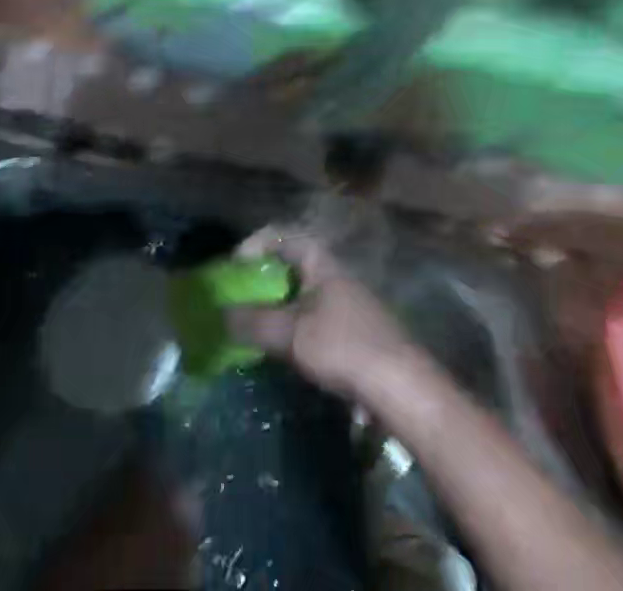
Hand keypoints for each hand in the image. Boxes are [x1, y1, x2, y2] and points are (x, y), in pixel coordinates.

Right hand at [225, 229, 421, 401]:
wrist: (400, 385)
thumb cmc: (344, 346)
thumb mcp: (291, 333)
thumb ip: (254, 322)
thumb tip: (222, 314)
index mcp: (323, 265)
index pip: (285, 237)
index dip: (256, 243)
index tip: (234, 266)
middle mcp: (336, 278)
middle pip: (293, 267)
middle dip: (262, 279)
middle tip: (237, 299)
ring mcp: (347, 306)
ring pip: (302, 296)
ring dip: (276, 307)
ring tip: (252, 328)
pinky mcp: (353, 334)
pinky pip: (313, 320)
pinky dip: (292, 327)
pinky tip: (282, 351)